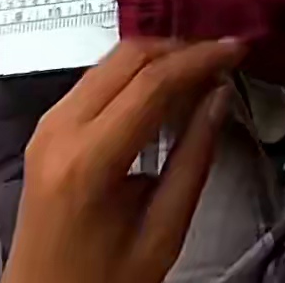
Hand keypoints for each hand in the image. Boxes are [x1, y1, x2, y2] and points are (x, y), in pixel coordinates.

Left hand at [4, 37, 244, 282]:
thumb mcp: (161, 233)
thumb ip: (194, 159)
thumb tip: (219, 96)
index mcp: (88, 161)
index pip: (152, 82)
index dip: (200, 59)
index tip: (234, 51)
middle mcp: (61, 130)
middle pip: (130, 56)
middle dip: (182, 50)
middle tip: (220, 60)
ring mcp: (50, 123)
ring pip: (114, 58)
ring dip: (161, 56)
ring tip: (200, 72)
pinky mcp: (49, 124)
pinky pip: (100, 75)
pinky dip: (138, 71)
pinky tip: (165, 88)